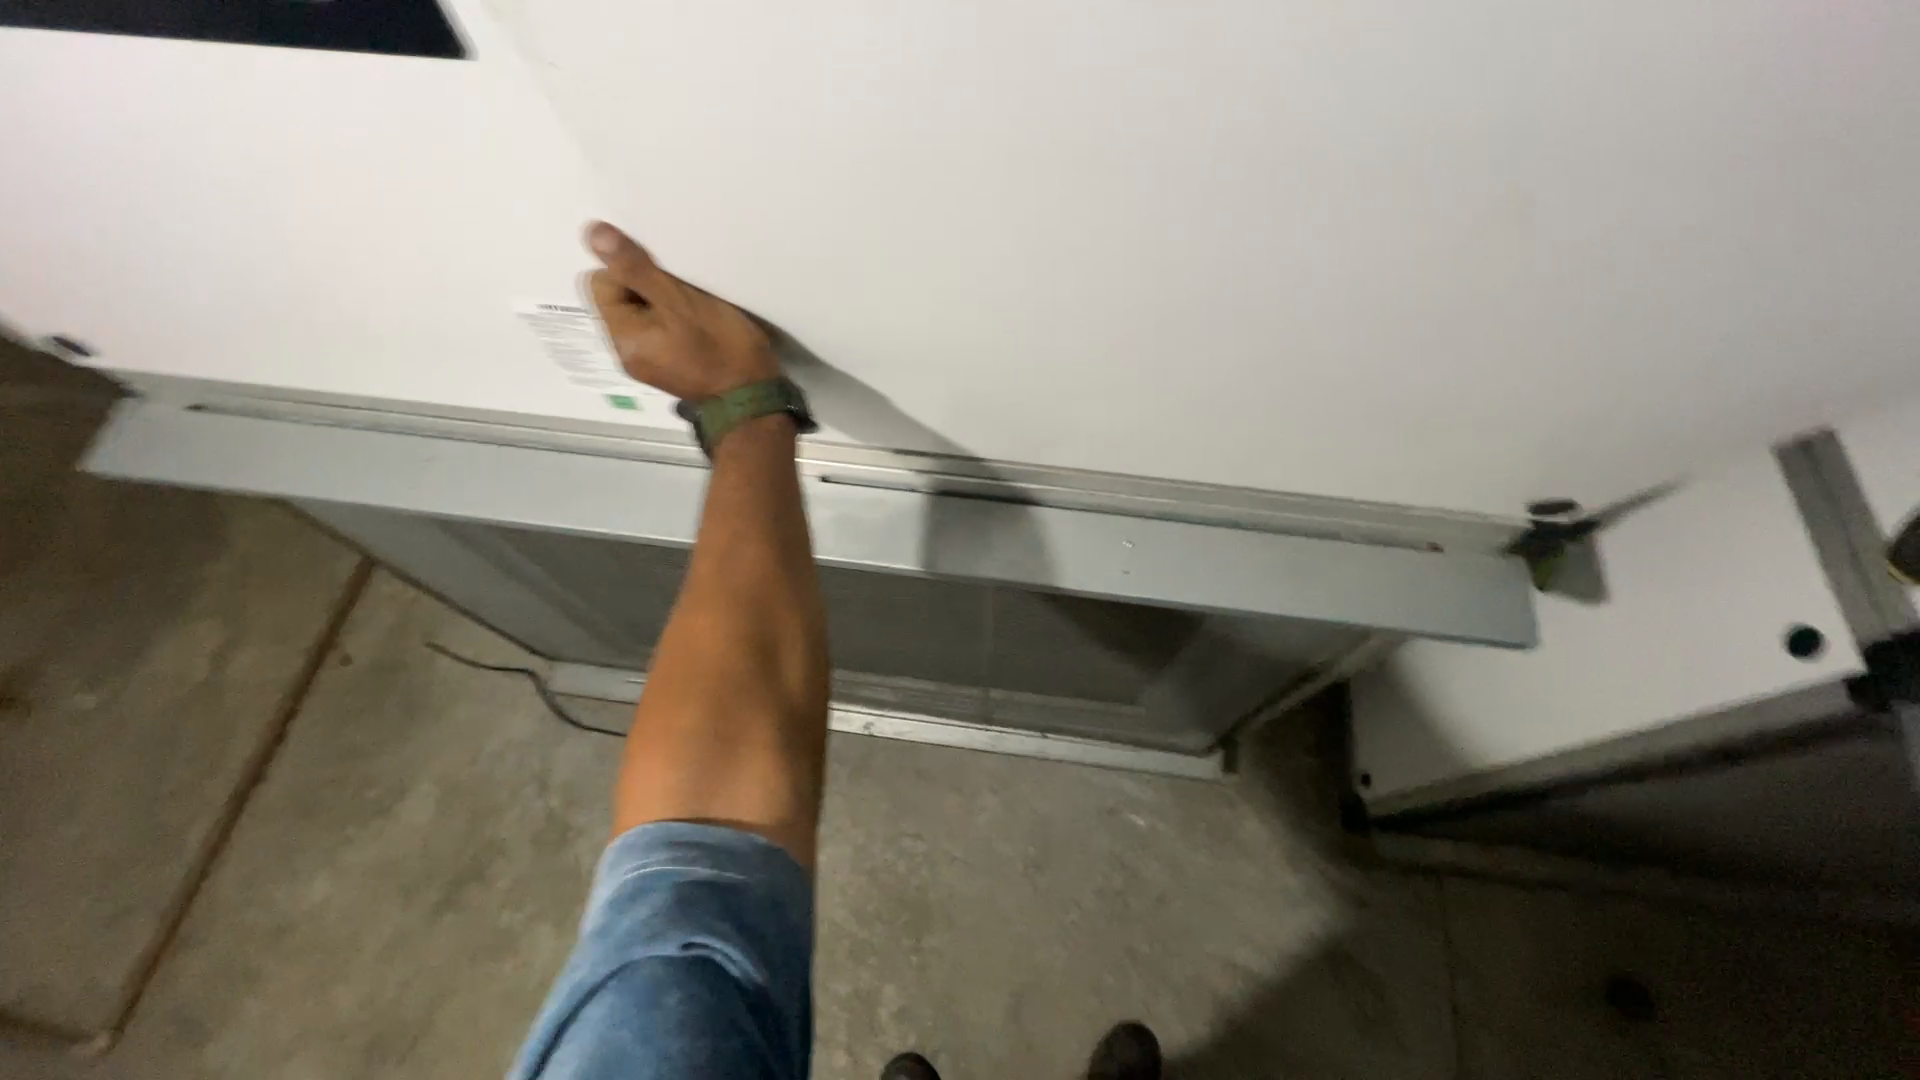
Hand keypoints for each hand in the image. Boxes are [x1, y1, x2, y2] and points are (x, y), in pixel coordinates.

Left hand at [585, 221, 777, 400]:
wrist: (753, 397)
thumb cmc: (720, 346)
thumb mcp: (680, 299)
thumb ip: (635, 268)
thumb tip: (592, 233)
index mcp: (622, 336)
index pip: (602, 282)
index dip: (631, 270)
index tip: (668, 279)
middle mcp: (625, 354)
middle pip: (620, 300)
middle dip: (646, 288)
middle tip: (683, 293)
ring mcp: (646, 365)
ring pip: (641, 317)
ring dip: (662, 305)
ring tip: (693, 310)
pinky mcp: (667, 370)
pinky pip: (657, 335)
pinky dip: (672, 324)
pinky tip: (697, 328)